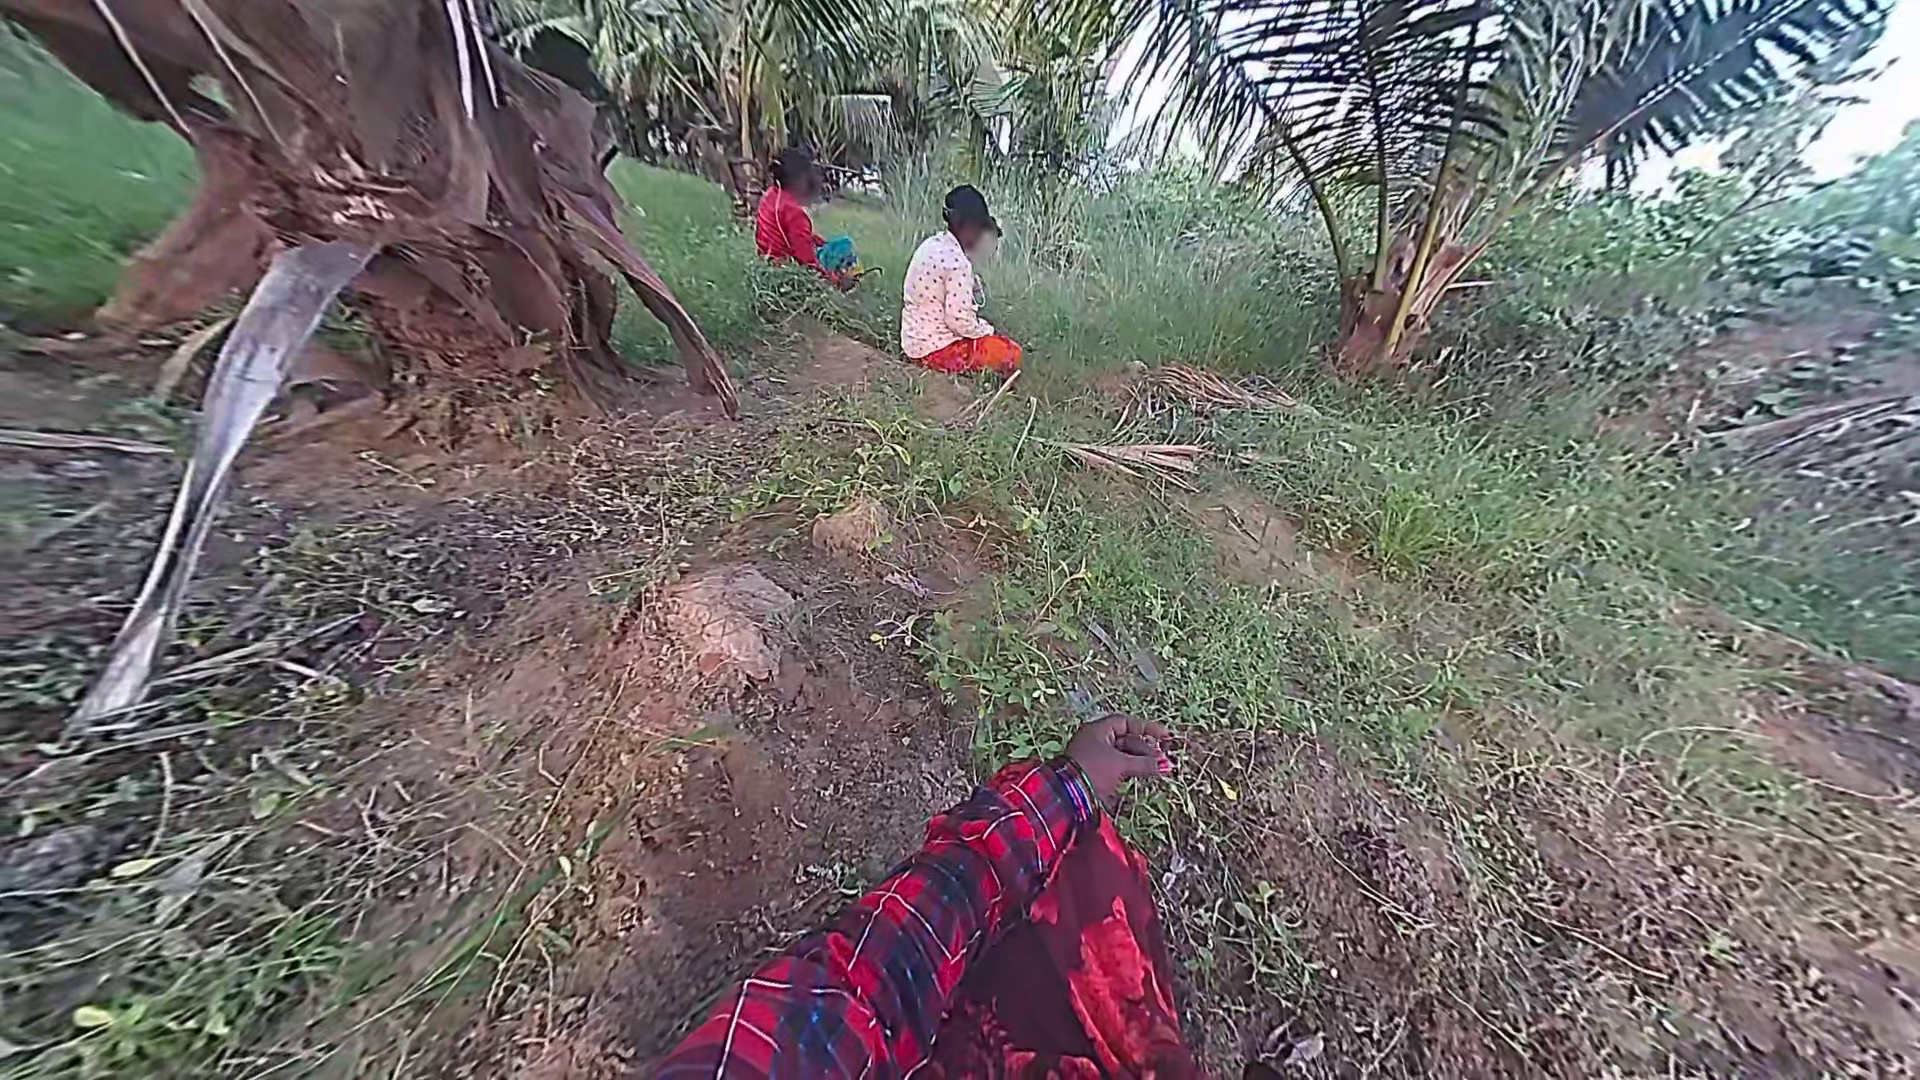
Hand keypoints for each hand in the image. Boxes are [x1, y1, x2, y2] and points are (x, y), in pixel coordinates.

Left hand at [1065, 714, 1171, 805]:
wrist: (1069, 794)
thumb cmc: (1093, 769)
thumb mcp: (1120, 763)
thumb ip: (1144, 763)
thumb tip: (1164, 764)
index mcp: (1097, 730)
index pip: (1125, 723)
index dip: (1146, 728)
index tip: (1165, 735)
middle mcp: (1096, 740)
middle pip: (1126, 739)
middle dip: (1146, 748)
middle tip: (1162, 758)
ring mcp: (1096, 756)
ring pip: (1123, 754)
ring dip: (1141, 760)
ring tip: (1159, 768)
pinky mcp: (1097, 773)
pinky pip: (1119, 766)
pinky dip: (1132, 769)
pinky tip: (1145, 774)